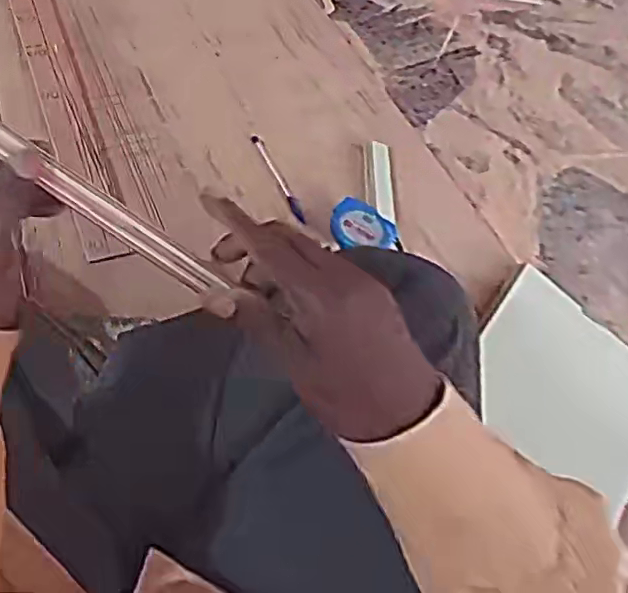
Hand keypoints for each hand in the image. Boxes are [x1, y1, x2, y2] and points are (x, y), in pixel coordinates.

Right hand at [201, 194, 442, 441]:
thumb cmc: (350, 399)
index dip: (234, 222)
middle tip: (227, 266)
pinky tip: (288, 301)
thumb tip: (216, 296)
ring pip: (303, 249)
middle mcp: (345, 278)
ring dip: (273, 259)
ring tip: (260, 296)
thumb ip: (253, 318)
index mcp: (323, 295)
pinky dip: (297, 270)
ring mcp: (362, 282)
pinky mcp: (371, 291)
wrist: (416, 425)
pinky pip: (323, 264)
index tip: (211, 201)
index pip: (268, 245)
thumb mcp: (292, 360)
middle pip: (286, 237)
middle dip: (250, 242)